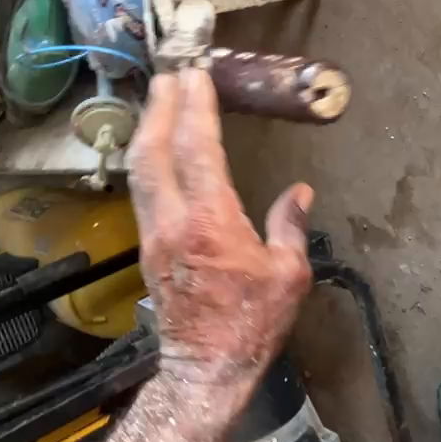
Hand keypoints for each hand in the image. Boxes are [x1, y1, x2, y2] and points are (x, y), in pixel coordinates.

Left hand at [127, 68, 313, 390]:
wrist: (207, 367)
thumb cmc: (253, 322)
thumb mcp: (289, 275)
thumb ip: (290, 226)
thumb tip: (300, 193)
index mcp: (212, 222)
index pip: (197, 150)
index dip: (196, 108)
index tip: (197, 74)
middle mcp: (173, 222)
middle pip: (154, 151)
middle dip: (161, 106)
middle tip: (171, 73)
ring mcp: (153, 235)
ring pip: (140, 170)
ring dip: (148, 128)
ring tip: (159, 99)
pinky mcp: (148, 249)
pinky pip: (142, 191)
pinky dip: (148, 159)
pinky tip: (157, 149)